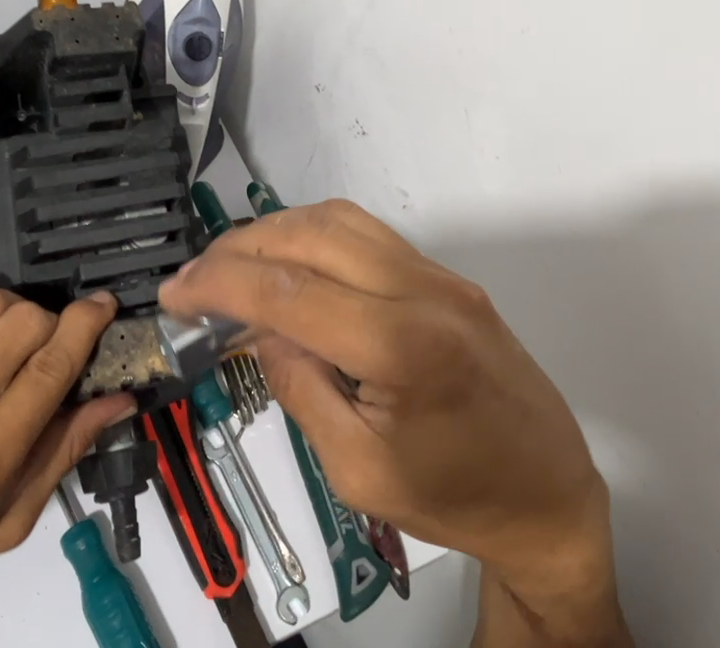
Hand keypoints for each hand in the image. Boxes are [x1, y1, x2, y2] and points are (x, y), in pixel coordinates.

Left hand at [0, 274, 135, 647]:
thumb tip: (117, 401)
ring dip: (9, 307)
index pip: (52, 366)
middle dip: (51, 321)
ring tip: (5, 333)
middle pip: (23, 323)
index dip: (88, 325)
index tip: (103, 307)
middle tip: (46, 343)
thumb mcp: (3, 523)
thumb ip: (63, 454)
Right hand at [160, 200, 628, 645]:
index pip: (288, 290)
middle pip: (310, 237)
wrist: (546, 492)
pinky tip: (286, 262)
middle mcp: (422, 290)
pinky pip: (367, 235)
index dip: (220, 285)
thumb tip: (257, 327)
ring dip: (274, 232)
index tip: (174, 295)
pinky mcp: (446, 278)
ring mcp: (440, 276)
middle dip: (238, 249)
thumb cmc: (455, 498)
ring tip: (230, 266)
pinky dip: (313, 236)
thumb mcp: (358, 470)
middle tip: (193, 280)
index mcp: (401, 346)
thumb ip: (300, 387)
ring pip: (338, 221)